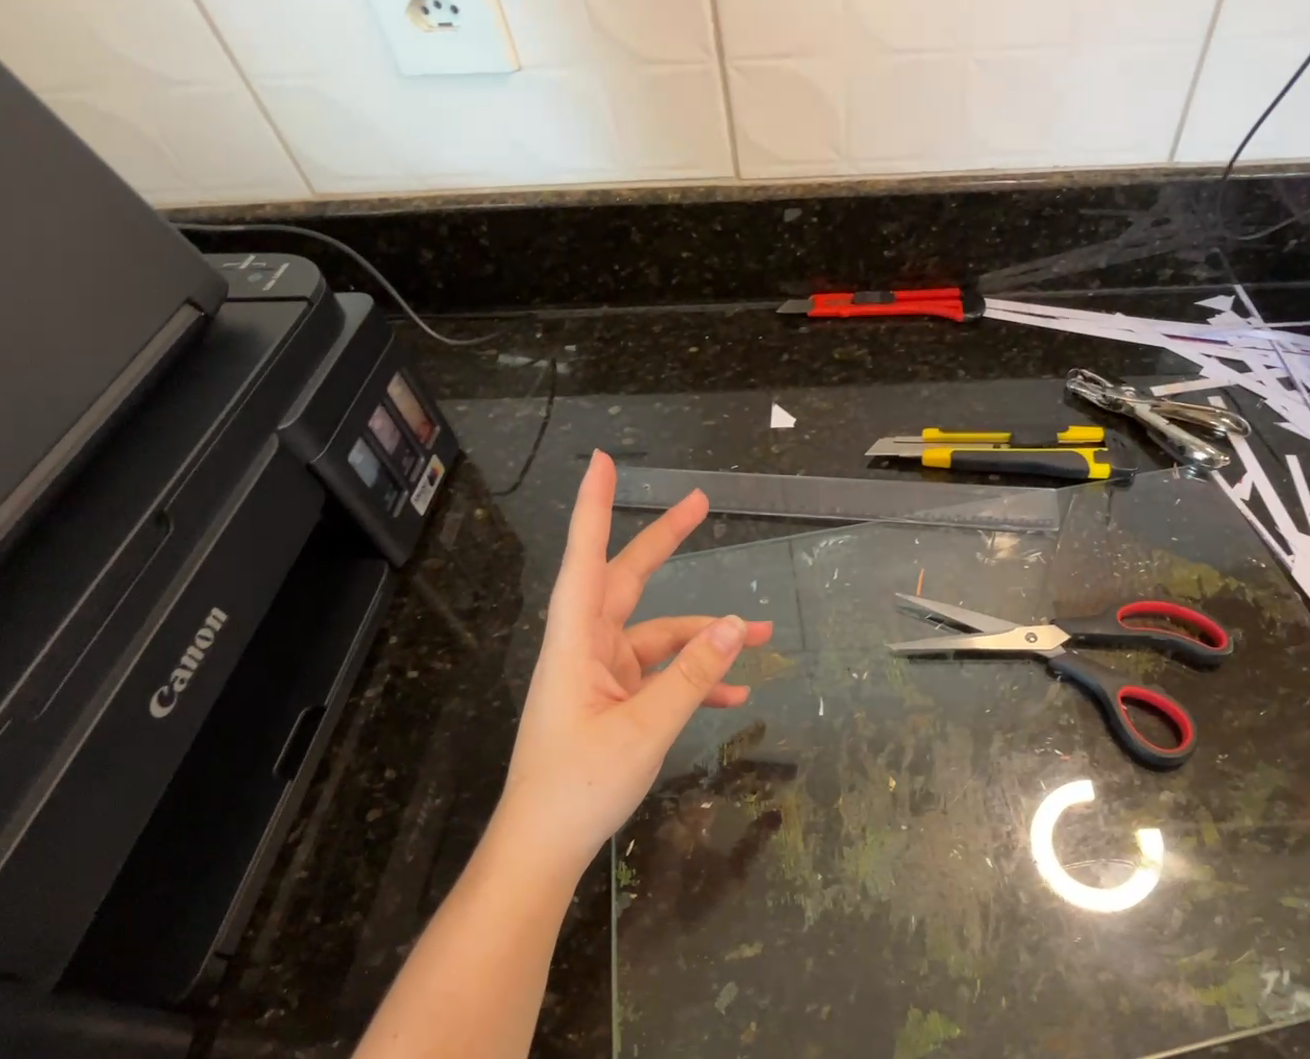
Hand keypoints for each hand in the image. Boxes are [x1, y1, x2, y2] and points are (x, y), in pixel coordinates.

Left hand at [497, 451, 772, 879]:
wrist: (544, 848)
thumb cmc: (579, 786)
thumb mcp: (645, 729)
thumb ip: (693, 675)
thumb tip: (738, 626)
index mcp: (576, 643)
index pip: (587, 560)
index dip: (595, 508)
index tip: (603, 462)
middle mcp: (588, 648)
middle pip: (628, 580)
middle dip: (666, 543)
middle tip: (700, 503)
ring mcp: (602, 675)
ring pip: (660, 637)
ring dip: (708, 638)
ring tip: (765, 637)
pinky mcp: (615, 701)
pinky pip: (662, 676)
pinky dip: (696, 679)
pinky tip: (734, 696)